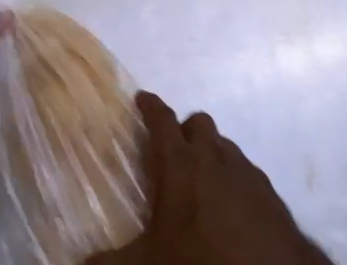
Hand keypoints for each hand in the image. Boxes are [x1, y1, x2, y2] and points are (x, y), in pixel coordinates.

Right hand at [87, 92, 332, 264]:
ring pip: (224, 146)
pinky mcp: (268, 190)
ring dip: (209, 154)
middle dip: (183, 130)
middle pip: (199, 123)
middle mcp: (215, 157)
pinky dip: (231, 178)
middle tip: (167, 153)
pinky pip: (244, 170)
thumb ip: (108, 260)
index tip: (141, 98)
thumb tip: (78, 261)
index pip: (162, 120)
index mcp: (181, 164)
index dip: (150, 107)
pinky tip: (224, 208)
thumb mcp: (145, 263)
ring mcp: (246, 171)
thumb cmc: (199, 259)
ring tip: (194, 183)